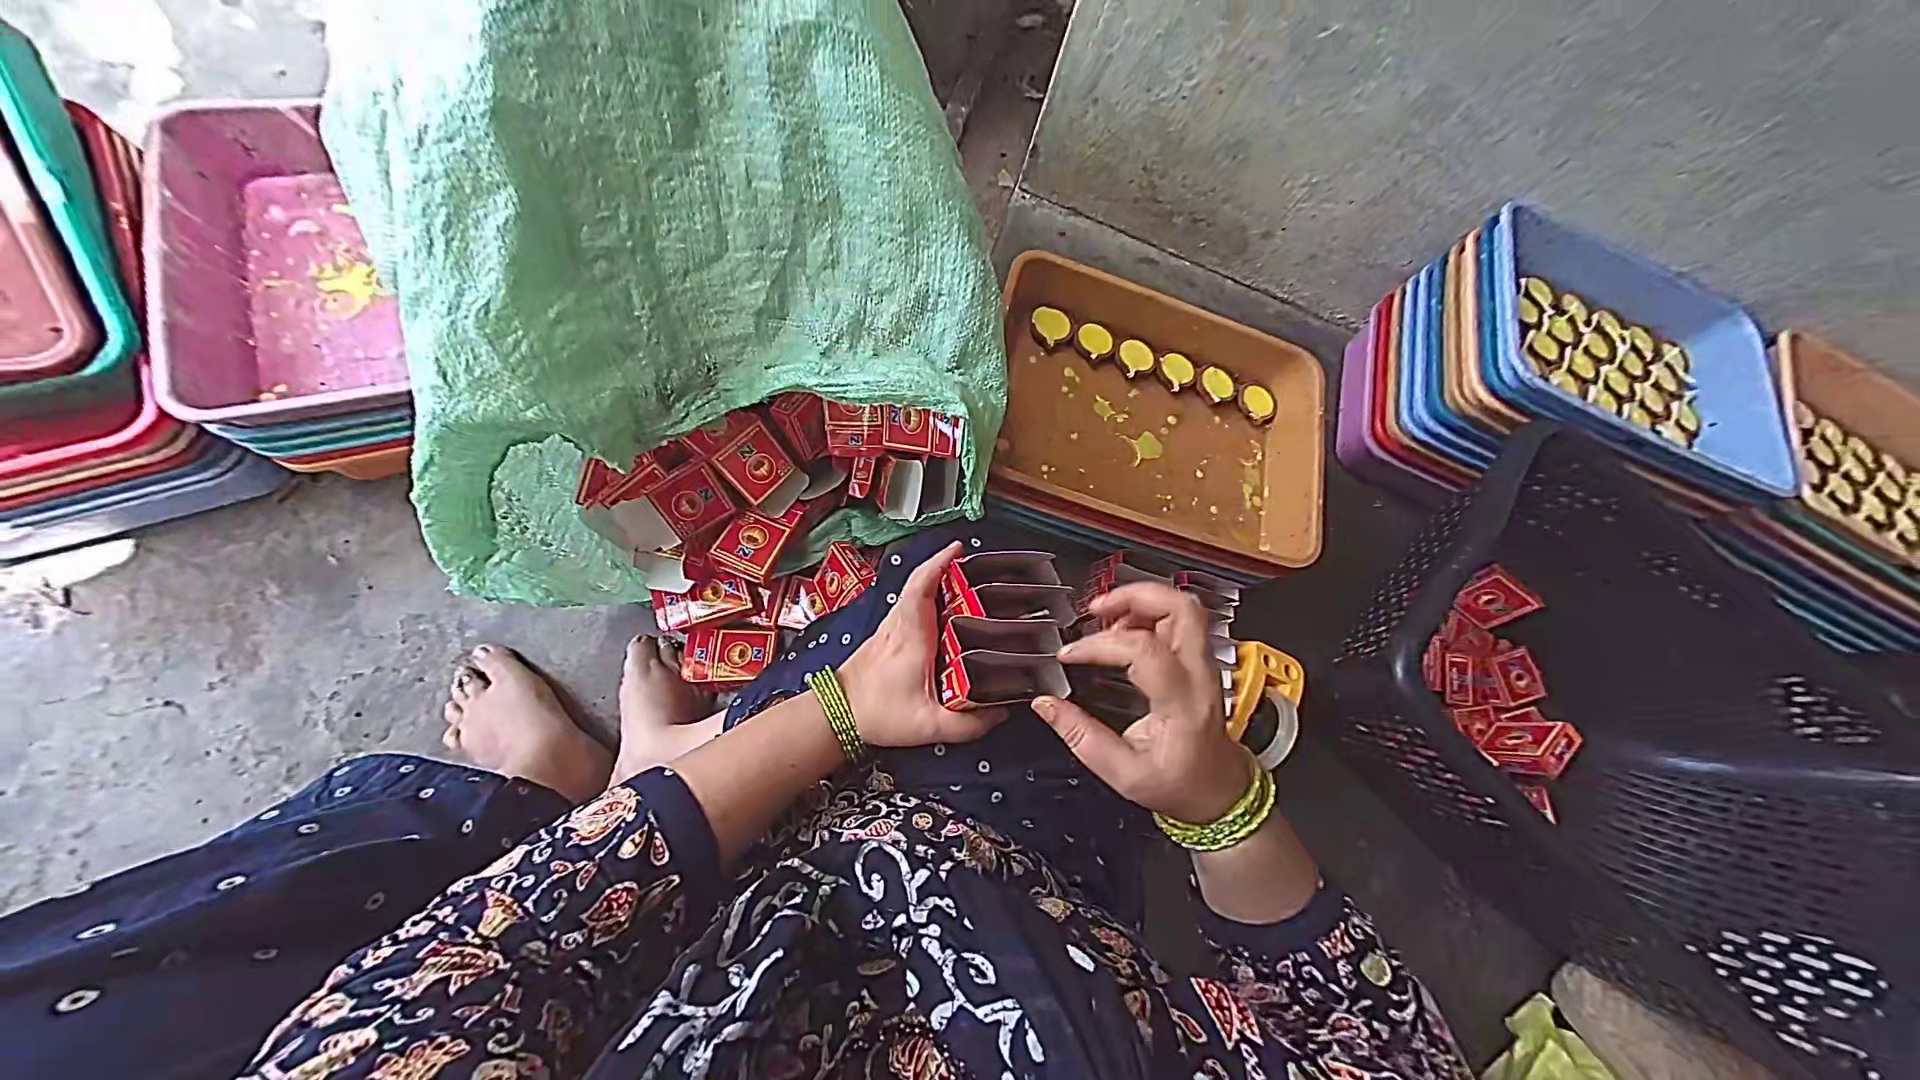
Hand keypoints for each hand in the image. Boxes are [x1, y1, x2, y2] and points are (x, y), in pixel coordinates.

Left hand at [836, 541, 1008, 747]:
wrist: (837, 713)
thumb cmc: (875, 714)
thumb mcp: (928, 726)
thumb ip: (968, 724)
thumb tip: (1000, 714)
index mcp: (911, 636)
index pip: (922, 588)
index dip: (939, 564)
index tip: (957, 549)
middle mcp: (900, 624)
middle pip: (920, 582)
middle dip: (946, 566)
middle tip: (974, 562)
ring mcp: (892, 626)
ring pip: (914, 591)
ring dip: (937, 579)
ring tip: (967, 580)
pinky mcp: (888, 634)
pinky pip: (911, 604)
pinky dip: (928, 595)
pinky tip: (945, 607)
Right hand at [1034, 583, 1251, 823]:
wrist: (1219, 791)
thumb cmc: (1180, 784)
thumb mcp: (1123, 774)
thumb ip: (1080, 736)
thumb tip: (1046, 705)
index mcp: (1182, 704)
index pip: (1144, 650)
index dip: (1100, 645)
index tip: (1070, 654)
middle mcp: (1199, 675)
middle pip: (1180, 608)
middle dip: (1132, 596)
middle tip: (1096, 609)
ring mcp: (1203, 663)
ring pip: (1182, 606)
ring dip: (1139, 600)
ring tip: (1104, 616)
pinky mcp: (1198, 660)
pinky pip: (1177, 619)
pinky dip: (1145, 612)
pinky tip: (1120, 630)